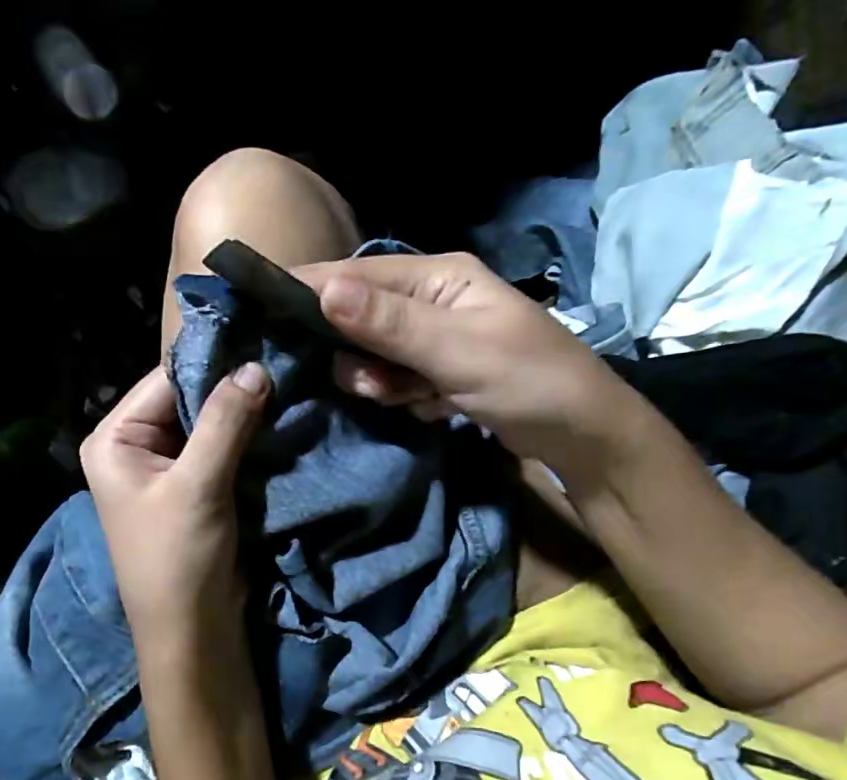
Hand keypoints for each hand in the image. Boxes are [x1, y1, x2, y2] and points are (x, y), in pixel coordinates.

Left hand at [78, 364, 270, 644]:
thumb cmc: (179, 557)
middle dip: (234, 393)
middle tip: (285, 369)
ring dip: (247, 419)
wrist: (193, 629)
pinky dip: (250, 444)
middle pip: (189, 402)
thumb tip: (257, 367)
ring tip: (290, 394)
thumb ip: (225, 423)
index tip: (264, 348)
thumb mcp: (198, 485)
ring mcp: (169, 470)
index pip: (166, 381)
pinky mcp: (198, 491)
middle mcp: (137, 448)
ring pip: (212, 428)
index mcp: (115, 439)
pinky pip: (225, 453)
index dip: (214, 365)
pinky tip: (280, 429)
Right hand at [292, 253, 636, 468]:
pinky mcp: (450, 377)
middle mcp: (439, 301)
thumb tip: (324, 289)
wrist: (584, 437)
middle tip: (371, 383)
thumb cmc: (528, 382)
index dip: (314, 289)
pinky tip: (432, 409)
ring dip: (386, 381)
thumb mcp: (458, 350)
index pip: (361, 275)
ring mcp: (445, 341)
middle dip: (360, 352)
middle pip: (367, 317)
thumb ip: (391, 323)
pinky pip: (407, 382)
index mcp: (442, 277)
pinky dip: (410, 397)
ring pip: (384, 355)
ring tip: (410, 399)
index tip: (263, 305)